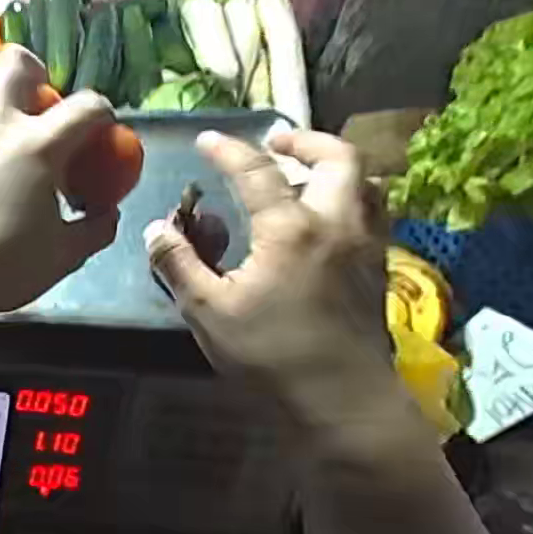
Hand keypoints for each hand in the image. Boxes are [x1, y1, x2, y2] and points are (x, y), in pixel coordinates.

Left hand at [0, 46, 120, 315]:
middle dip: (35, 74)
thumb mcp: (62, 256)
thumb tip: (107, 214)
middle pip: (15, 66)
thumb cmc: (0, 270)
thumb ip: (94, 229)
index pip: (87, 106)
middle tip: (39, 108)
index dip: (103, 117)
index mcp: (37, 146)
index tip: (100, 140)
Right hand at [145, 131, 398, 436]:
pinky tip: (325, 217)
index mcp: (290, 230)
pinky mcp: (377, 266)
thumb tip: (156, 229)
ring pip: (365, 181)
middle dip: (303, 142)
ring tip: (302, 173)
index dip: (228, 152)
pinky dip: (349, 195)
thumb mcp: (206, 310)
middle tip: (273, 143)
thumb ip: (179, 264)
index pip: (257, 174)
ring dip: (333, 165)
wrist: (336, 394)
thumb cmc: (265, 352)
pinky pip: (371, 210)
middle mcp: (336, 223)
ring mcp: (365, 243)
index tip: (206, 139)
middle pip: (337, 158)